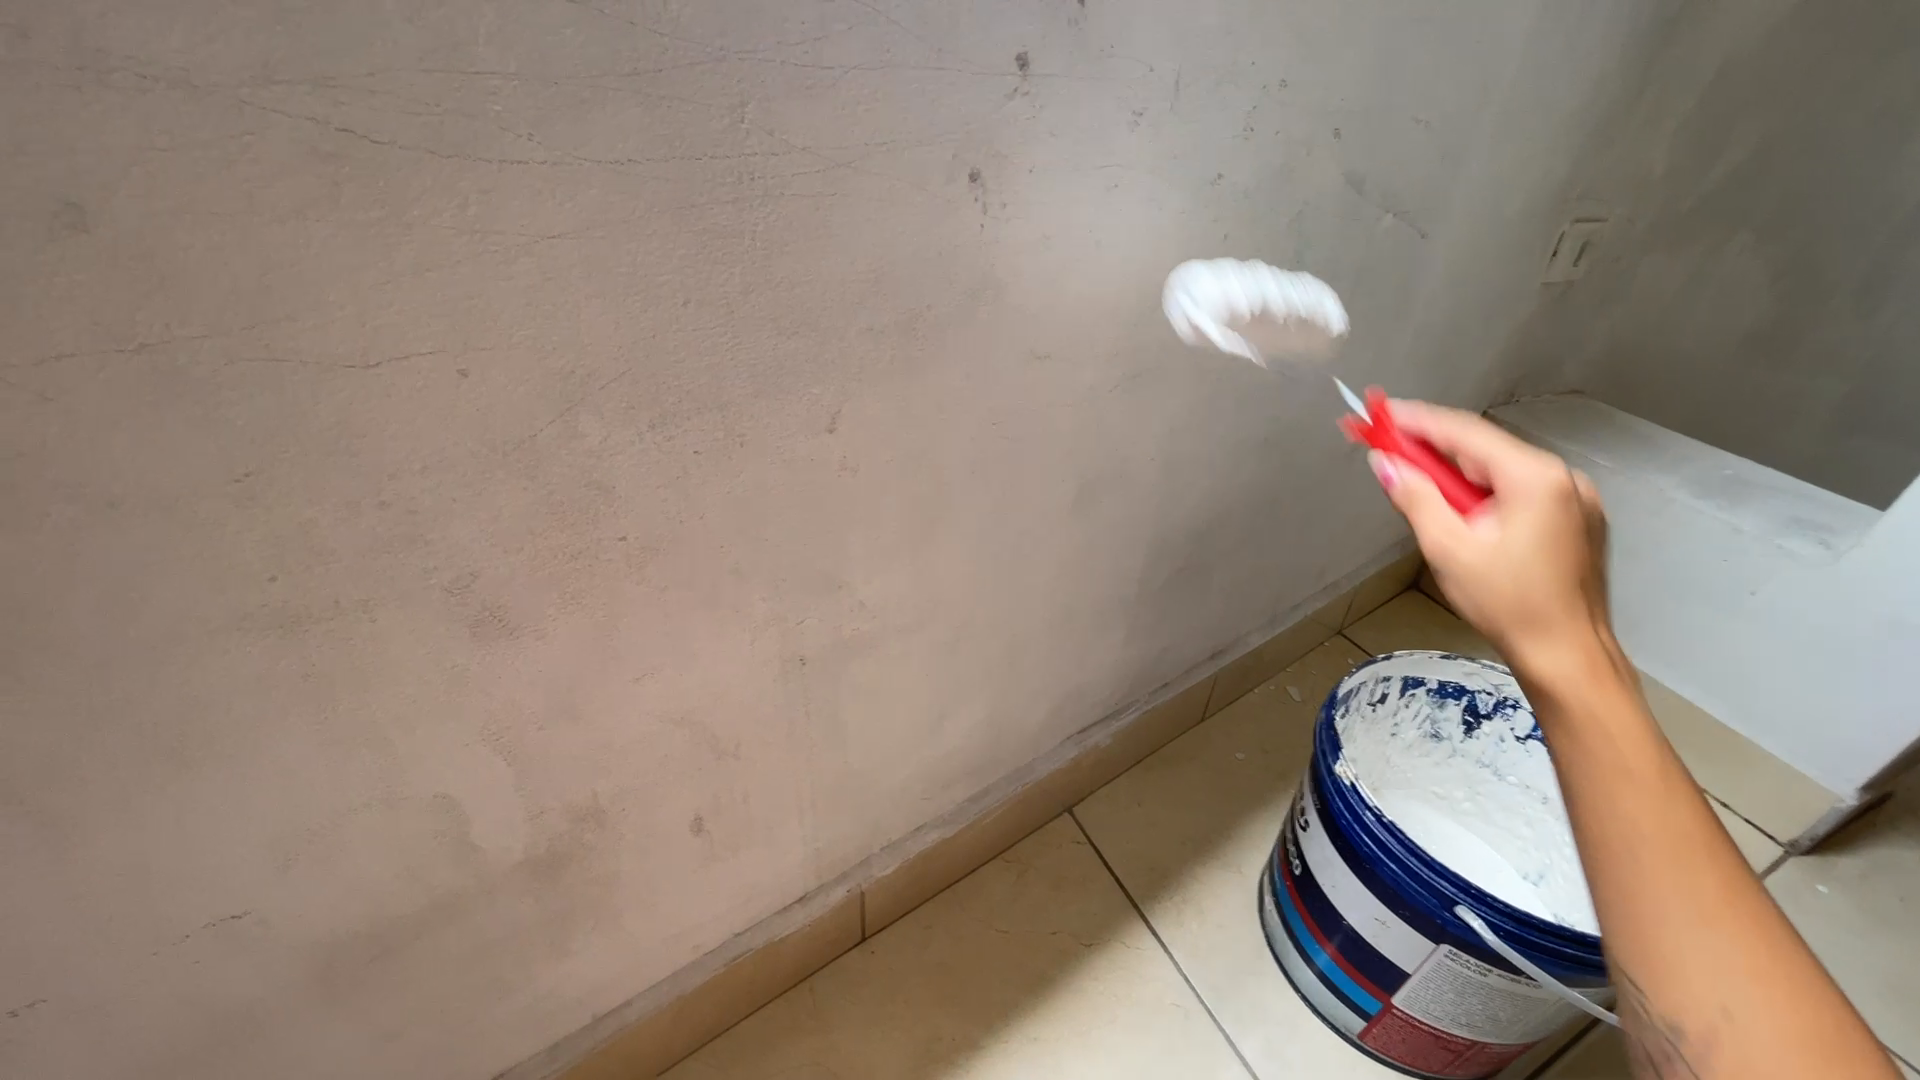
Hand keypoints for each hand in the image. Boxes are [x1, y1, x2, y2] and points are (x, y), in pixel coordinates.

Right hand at [1367, 400, 1613, 672]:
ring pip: (1502, 470)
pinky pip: (1520, 490)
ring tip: (1417, 478)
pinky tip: (1459, 504)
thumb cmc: (1506, 604)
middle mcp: (1562, 478)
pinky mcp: (1576, 520)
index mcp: (1535, 479)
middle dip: (1434, 446)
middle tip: (1388, 444)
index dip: (1418, 421)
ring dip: (1457, 471)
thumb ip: (1415, 498)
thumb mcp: (1448, 549)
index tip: (1380, 413)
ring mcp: (1576, 498)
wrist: (1567, 653)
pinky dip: (1484, 489)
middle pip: (1485, 449)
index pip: (1465, 433)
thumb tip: (1385, 463)